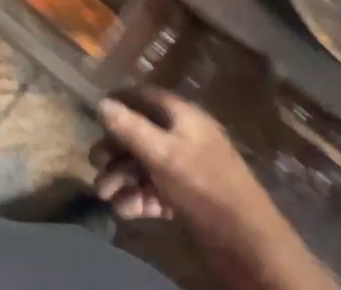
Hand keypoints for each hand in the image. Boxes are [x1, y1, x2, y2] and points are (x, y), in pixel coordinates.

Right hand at [93, 90, 334, 289]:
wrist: (247, 242)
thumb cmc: (203, 186)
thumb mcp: (163, 154)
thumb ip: (131, 128)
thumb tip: (101, 103)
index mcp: (183, 117)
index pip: (145, 97)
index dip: (119, 101)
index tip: (94, 113)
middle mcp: (183, 137)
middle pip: (140, 134)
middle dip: (115, 149)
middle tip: (94, 164)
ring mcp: (185, 169)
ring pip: (144, 165)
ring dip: (122, 178)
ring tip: (105, 195)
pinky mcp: (185, 198)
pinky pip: (154, 190)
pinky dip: (138, 197)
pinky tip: (126, 210)